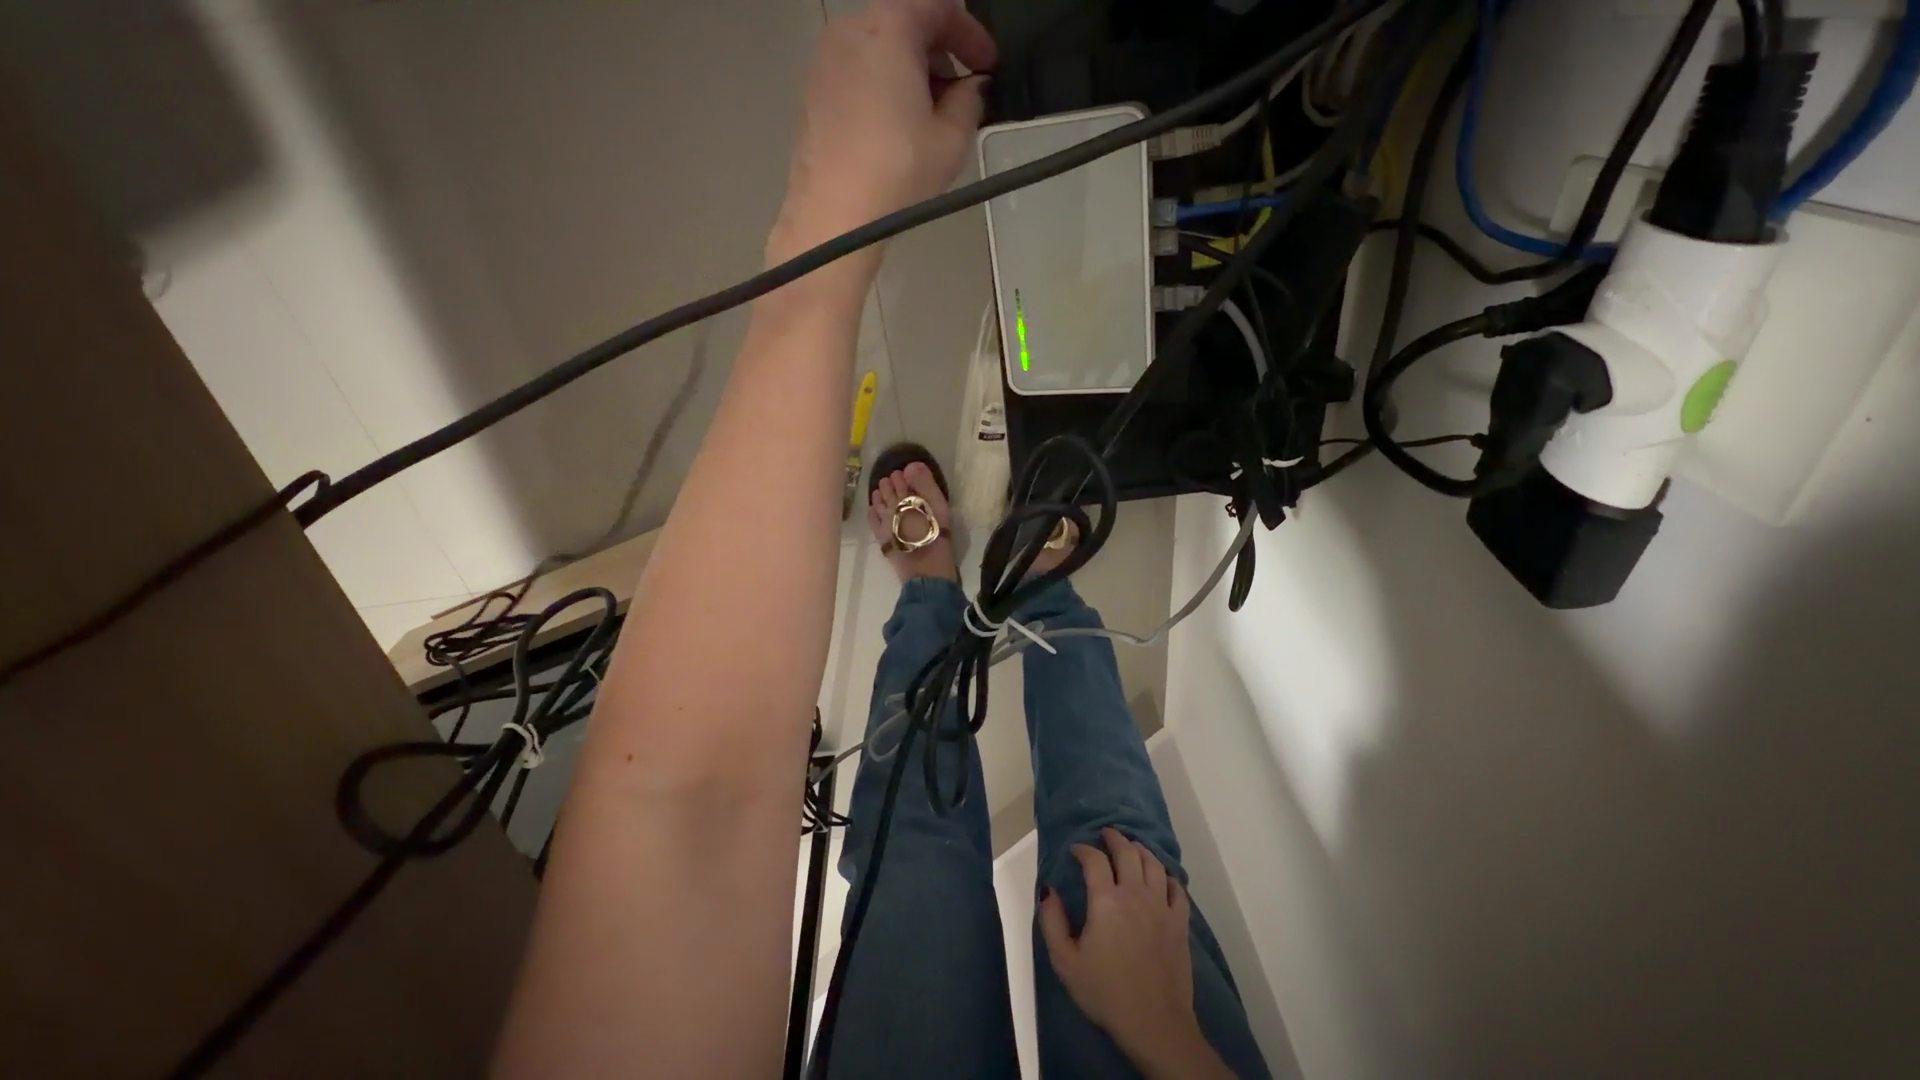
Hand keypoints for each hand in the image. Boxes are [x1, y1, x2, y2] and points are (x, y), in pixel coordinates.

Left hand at [769, 0, 996, 267]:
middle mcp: (850, 31)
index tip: (989, 65)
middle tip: (961, 93)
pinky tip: (897, 128)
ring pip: (879, 49)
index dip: (971, 34)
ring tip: (930, 116)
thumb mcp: (952, 137)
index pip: (939, 7)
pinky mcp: (813, 94)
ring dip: (910, 71)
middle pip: (905, 23)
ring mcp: (825, 62)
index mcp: (888, 27)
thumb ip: (970, 100)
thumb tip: (970, 88)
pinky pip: (858, 74)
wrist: (834, 216)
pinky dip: (883, 87)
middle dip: (939, 52)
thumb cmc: (898, 171)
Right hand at [1041, 829, 1228, 1077]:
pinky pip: (1177, 889)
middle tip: (1107, 834)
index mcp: (1106, 900)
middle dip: (1115, 839)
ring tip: (1133, 848)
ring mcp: (1162, 907)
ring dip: (1141, 851)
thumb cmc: (1104, 992)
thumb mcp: (1065, 961)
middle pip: (1128, 853)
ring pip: (1154, 865)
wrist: (1154, 1022)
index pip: (1094, 860)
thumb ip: (1052, 921)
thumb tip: (1049, 891)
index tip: (1076, 850)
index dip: (1083, 849)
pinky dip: (1168, 877)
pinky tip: (1162, 878)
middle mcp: (1136, 894)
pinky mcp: (1180, 923)